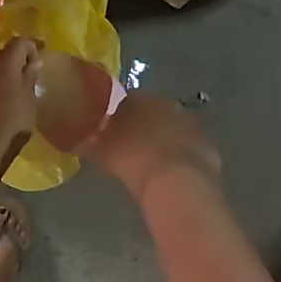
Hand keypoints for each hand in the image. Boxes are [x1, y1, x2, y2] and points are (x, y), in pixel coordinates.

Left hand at [0, 37, 39, 144]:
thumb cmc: (16, 119)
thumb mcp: (30, 97)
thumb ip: (30, 75)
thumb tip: (34, 60)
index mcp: (6, 65)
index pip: (18, 42)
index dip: (31, 45)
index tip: (42, 54)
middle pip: (5, 51)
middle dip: (20, 54)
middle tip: (34, 66)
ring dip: (11, 68)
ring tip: (24, 80)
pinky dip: (3, 80)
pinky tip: (11, 93)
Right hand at [82, 93, 219, 198]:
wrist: (176, 182)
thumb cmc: (132, 159)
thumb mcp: (100, 151)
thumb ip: (86, 142)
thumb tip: (72, 139)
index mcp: (140, 99)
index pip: (126, 99)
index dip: (116, 114)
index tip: (109, 128)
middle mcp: (168, 105)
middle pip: (152, 112)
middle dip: (142, 125)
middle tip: (129, 144)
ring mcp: (192, 125)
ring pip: (173, 128)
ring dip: (163, 139)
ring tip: (150, 160)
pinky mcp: (208, 146)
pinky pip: (189, 147)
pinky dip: (180, 155)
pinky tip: (171, 172)